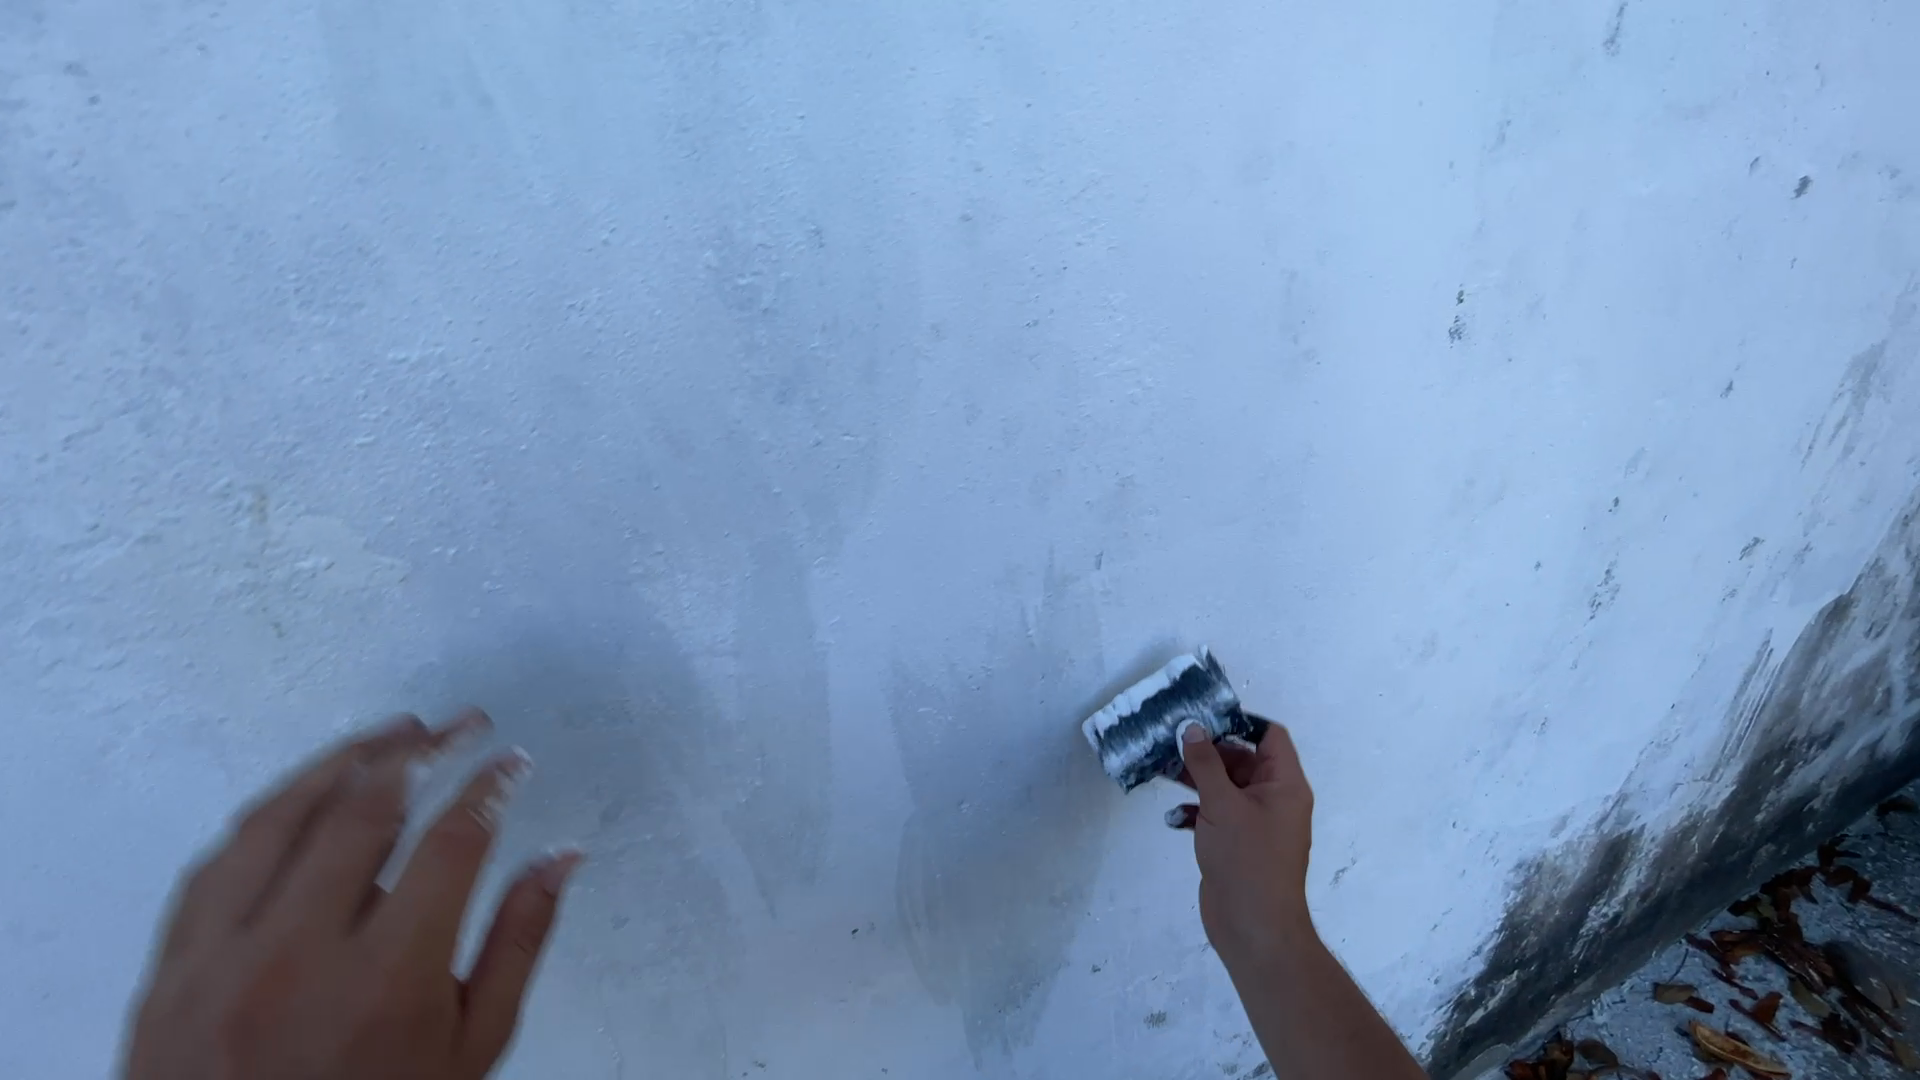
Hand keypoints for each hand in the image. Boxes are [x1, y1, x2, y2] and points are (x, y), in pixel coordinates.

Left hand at [122, 709, 582, 1079]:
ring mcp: (217, 962)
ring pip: (281, 821)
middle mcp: (296, 958)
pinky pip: (216, 864)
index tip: (513, 760)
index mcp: (387, 979)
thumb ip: (521, 941)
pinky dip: (272, 810)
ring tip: (398, 731)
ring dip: (347, 760)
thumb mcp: (476, 1043)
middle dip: (426, 751)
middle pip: (366, 813)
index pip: (452, 844)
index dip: (490, 787)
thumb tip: (564, 854)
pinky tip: (312, 788)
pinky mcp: (166, 972)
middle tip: (465, 724)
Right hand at [1170, 716, 1315, 971]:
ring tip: (1161, 769)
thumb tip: (1191, 727)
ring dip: (1195, 778)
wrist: (1253, 928)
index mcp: (1284, 784)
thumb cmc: (1246, 858)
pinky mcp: (1235, 842)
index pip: (1270, 736)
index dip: (1240, 721)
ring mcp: (1254, 822)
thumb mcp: (1222, 803)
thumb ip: (1204, 763)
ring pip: (1224, 785)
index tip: (1203, 715)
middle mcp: (1273, 799)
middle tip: (1170, 738)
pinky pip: (1215, 812)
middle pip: (1241, 758)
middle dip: (1206, 750)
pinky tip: (1173, 817)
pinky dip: (1195, 809)